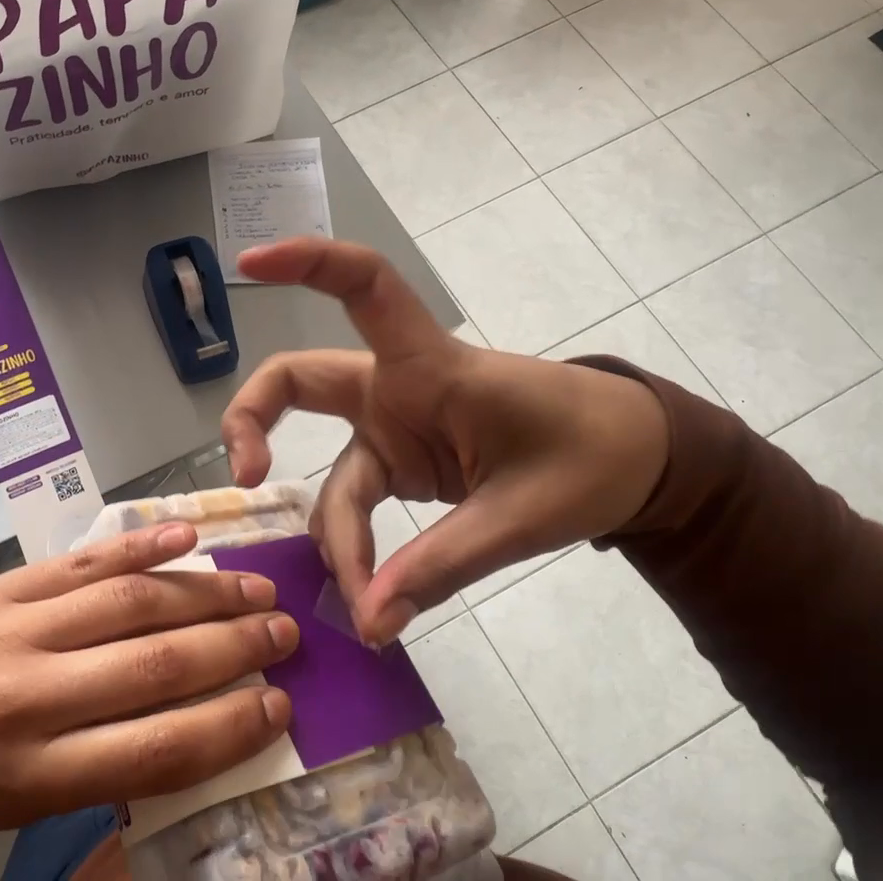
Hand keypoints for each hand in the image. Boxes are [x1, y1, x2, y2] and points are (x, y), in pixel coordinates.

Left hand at [0, 522, 297, 831]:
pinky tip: (186, 538)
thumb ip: (119, 760)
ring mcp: (17, 630)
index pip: (158, 749)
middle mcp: (31, 695)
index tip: (279, 705)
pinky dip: (139, 546)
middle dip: (232, 647)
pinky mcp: (7, 587)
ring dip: (202, 593)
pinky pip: (82, 561)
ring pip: (128, 602)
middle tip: (282, 632)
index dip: (230, 728)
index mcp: (40, 771)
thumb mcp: (41, 799)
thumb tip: (210, 716)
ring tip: (254, 589)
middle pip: (153, 665)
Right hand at [220, 237, 669, 645]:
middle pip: (296, 380)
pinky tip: (371, 598)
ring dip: (334, 535)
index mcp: (429, 367)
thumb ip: (440, 564)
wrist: (635, 465)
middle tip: (247, 480)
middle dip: (252, 420)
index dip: (306, 263)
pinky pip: (352, 502)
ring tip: (364, 608)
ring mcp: (390, 428)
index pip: (364, 288)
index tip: (251, 261)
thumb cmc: (590, 456)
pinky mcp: (398, 462)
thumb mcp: (523, 514)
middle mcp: (393, 389)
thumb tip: (368, 621)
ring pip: (328, 473)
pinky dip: (354, 549)